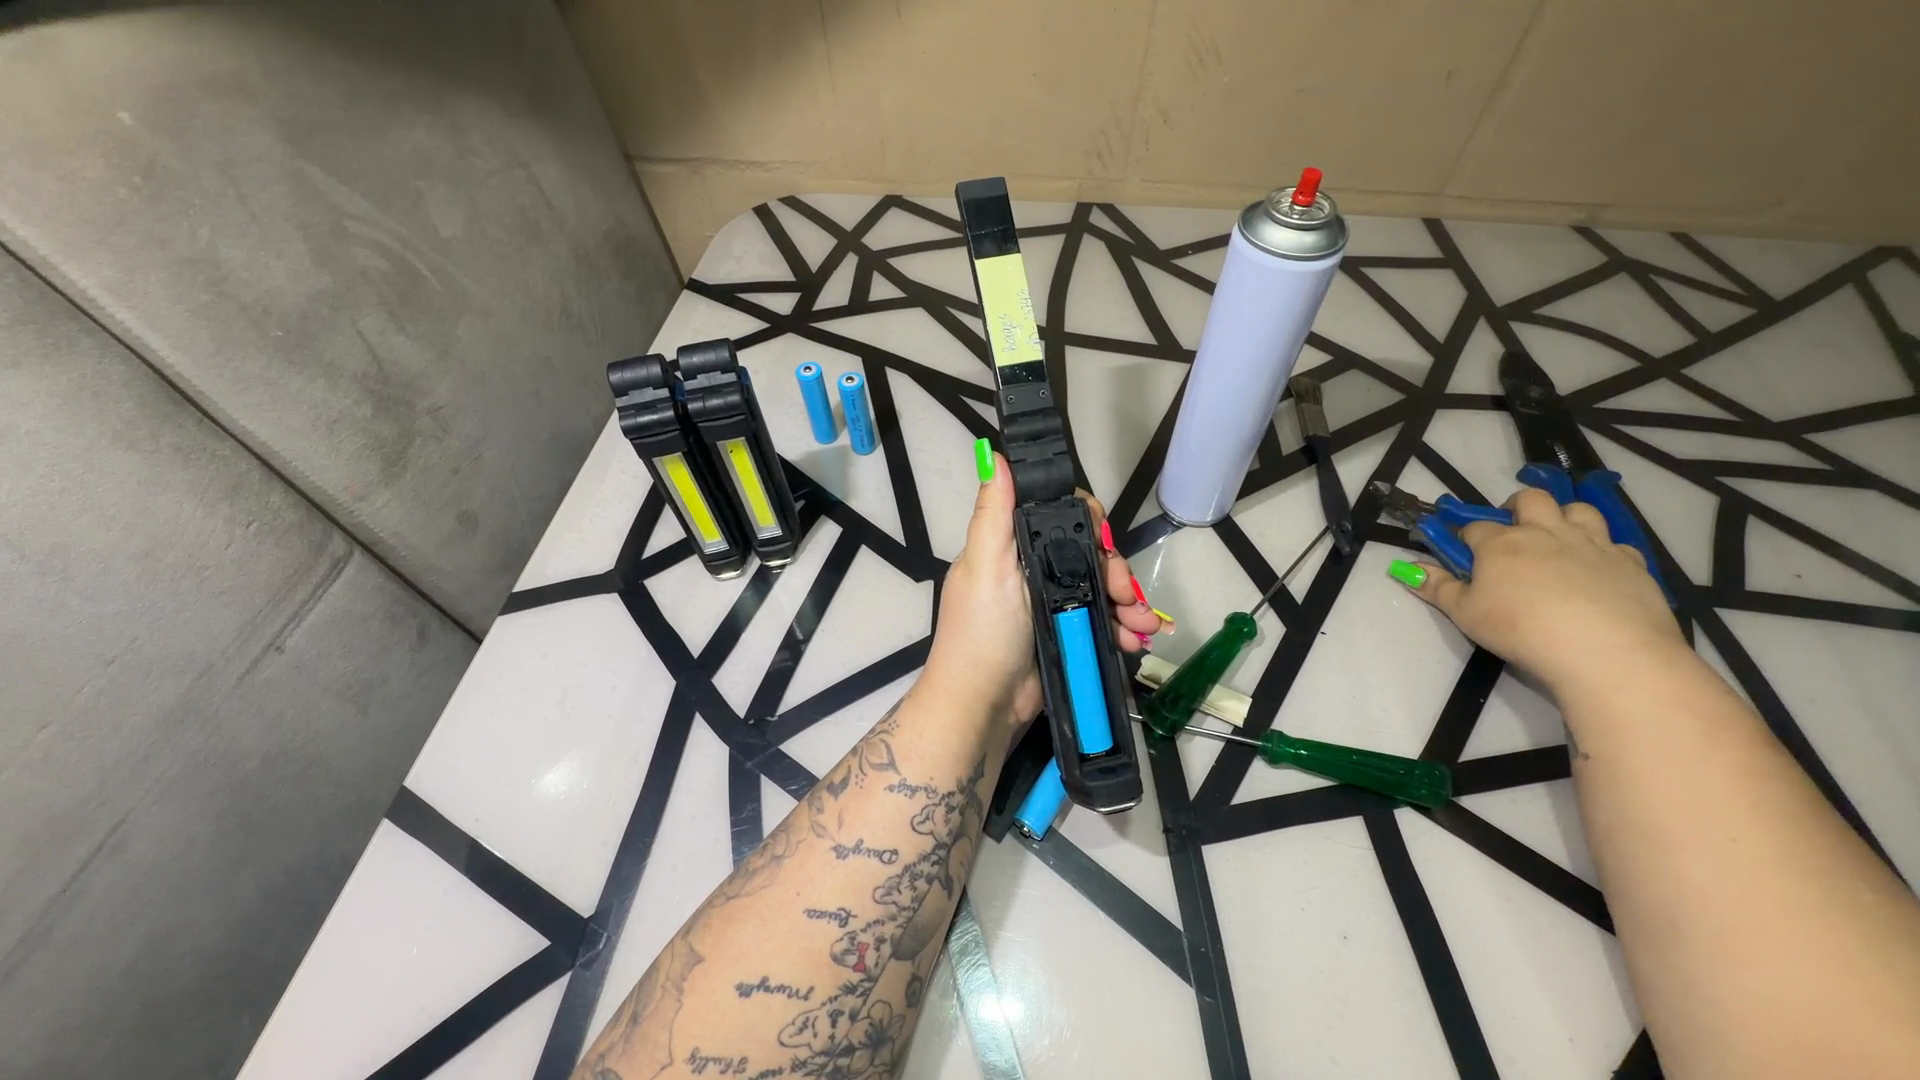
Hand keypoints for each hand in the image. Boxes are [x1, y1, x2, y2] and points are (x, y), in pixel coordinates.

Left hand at [923, 454, 1161, 725]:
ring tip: (1141, 627)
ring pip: (1103, 588)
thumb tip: (993, 455)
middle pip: (1091, 554)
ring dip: (1129, 604)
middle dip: (1117, 572)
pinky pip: (1104, 620)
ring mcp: (1053, 605)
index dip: (1089, 523)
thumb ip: (993, 513)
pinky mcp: (1068, 635)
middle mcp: (1034, 571)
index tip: (1103, 540)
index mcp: (1013, 548)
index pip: (1061, 518)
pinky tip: (1135, 640)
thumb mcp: (985, 566)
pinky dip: (1124, 628)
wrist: (985, 705)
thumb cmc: (982, 632)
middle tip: (1126, 595)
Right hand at [1401, 487, 1683, 695]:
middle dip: (1518, 507)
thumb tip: (1407, 569)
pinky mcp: (1629, 562)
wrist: (1605, 650)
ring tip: (1558, 539)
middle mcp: (1546, 532)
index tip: (1462, 552)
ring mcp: (1592, 544)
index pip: (1475, 527)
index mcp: (1501, 543)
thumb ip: (1438, 589)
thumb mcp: (1466, 614)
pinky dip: (1603, 551)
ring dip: (1565, 517)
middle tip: (1514, 529)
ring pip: (1578, 510)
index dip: (1465, 537)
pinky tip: (1597, 570)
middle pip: (1531, 500)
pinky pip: (1616, 544)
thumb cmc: (1521, 630)